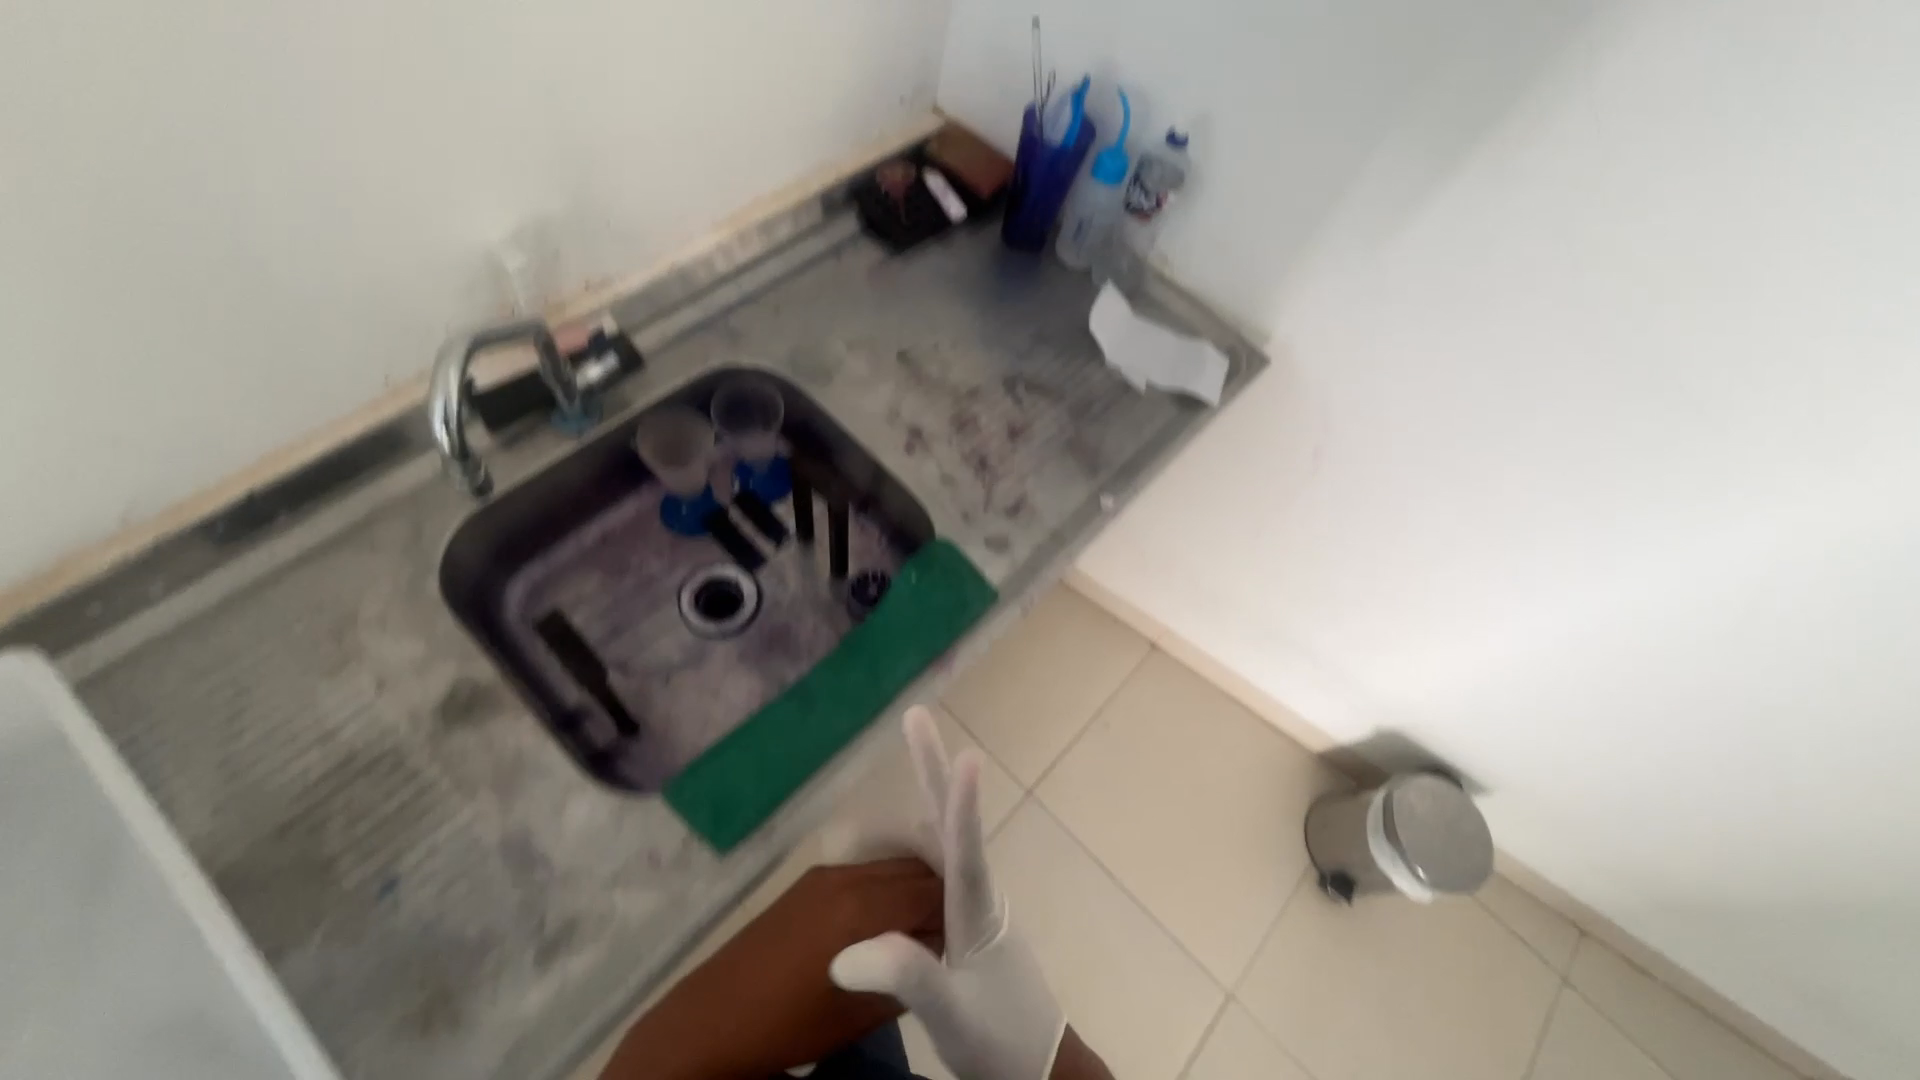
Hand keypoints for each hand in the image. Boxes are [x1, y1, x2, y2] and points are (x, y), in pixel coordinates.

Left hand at [600, 858, 944, 1079]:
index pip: (936, 890)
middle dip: (938, 895)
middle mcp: (850, 877)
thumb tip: (939, 947)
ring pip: (892, 867)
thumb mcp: (865, 1012)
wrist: (715, 1018)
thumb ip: (913, 973)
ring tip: (914, 932)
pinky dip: (885, 889)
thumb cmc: (794, 1023)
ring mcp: (827, 874)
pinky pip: (865, 872)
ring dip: (912, 890)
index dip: (958, 912)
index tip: (966, 939)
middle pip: (917, 869)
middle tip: (946, 934)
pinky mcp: (810, 881)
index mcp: (865, 909)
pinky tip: (880, 925)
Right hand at [828, 707, 1069, 1079]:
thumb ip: (905, 977)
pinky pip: (937, 866)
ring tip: (893, 778)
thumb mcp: (949, 1014)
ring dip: (924, 800)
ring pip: (943, 840)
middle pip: (951, 822)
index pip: (966, 851)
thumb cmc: (998, 1037)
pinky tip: (892, 852)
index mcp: (978, 911)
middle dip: (933, 769)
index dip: (962, 805)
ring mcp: (975, 904)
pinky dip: (915, 843)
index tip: (965, 756)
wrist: (1038, 1066)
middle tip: (915, 717)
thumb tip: (843, 951)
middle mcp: (978, 895)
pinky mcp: (968, 919)